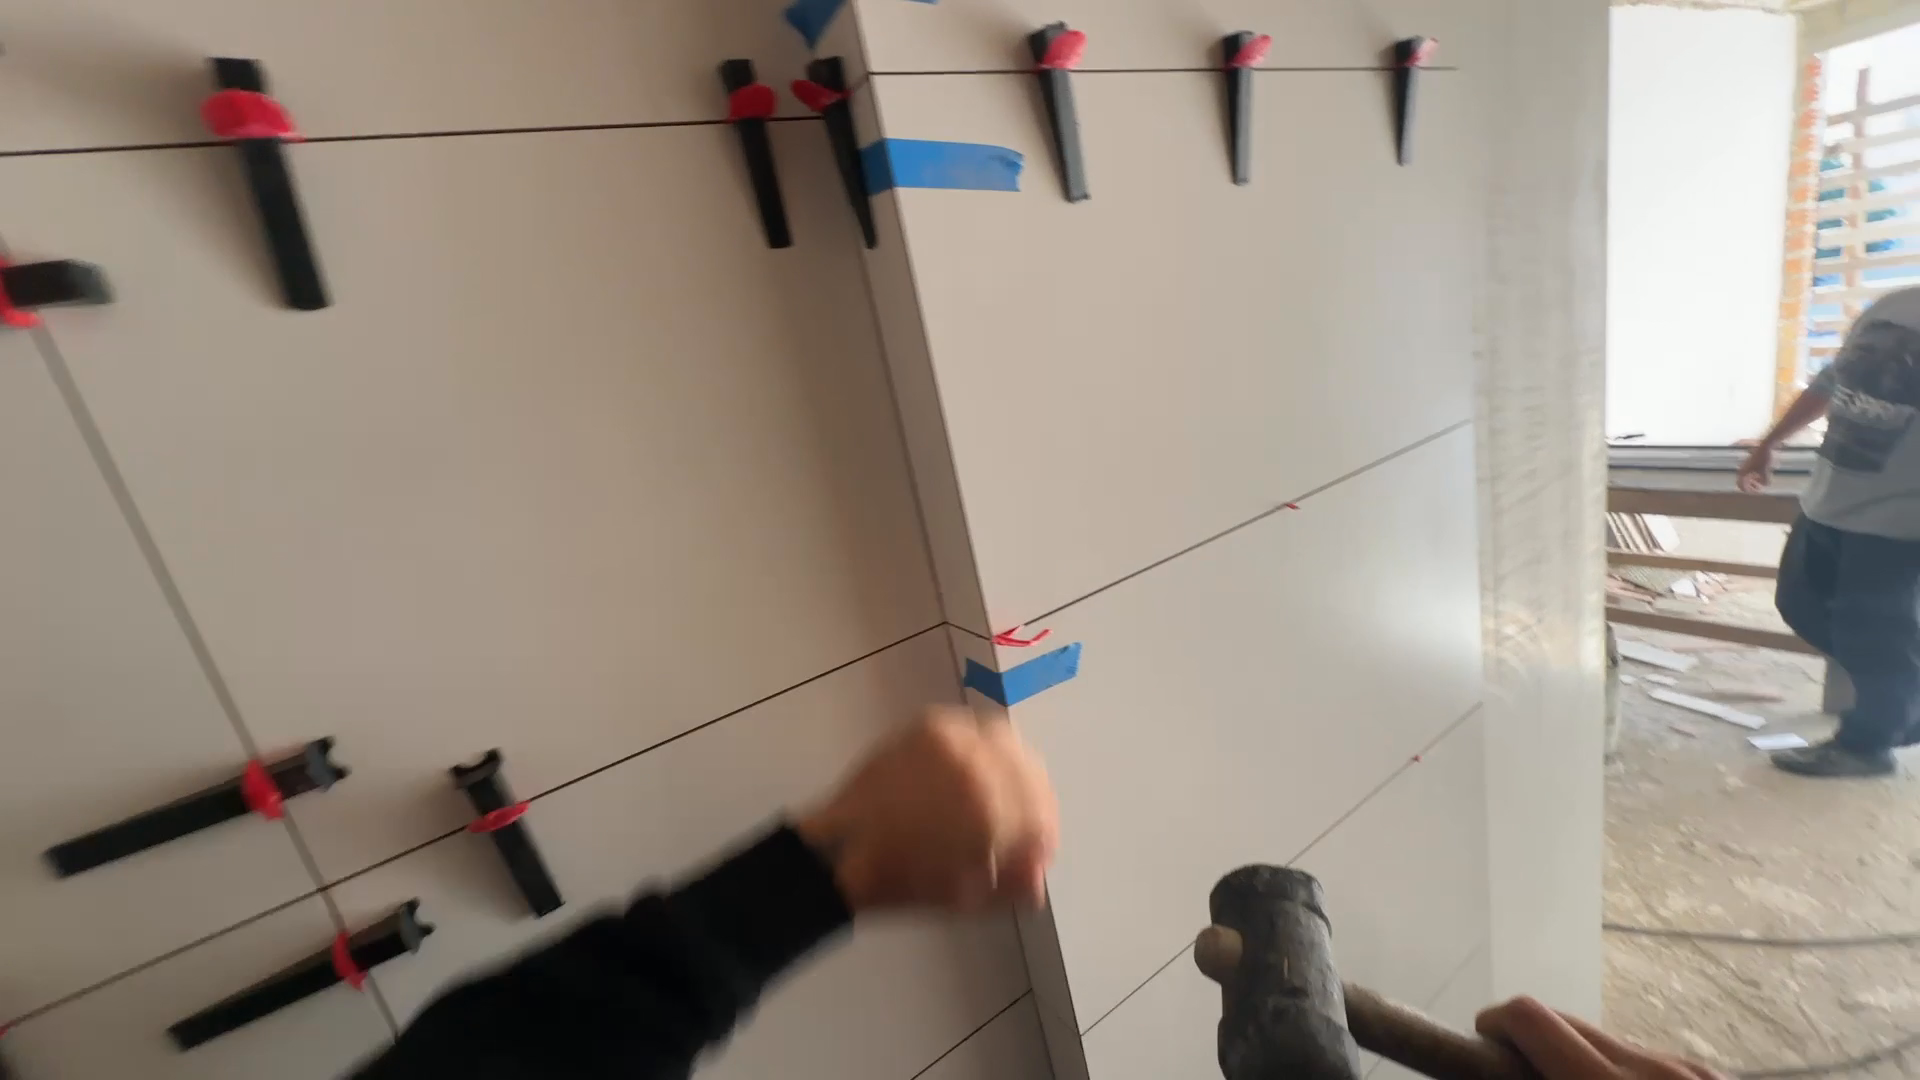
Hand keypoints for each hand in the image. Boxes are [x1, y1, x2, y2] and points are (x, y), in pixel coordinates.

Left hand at [797, 707, 1057, 914]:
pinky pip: (974, 727)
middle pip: (1030, 770)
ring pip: (1006, 741)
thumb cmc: (904, 880)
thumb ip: (1013, 884)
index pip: (1040, 812)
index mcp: (989, 811)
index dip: (1047, 834)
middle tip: (1031, 820)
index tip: (1040, 849)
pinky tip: (981, 766)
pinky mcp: (929, 725)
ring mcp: (951, 739)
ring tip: (1009, 791)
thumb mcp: (966, 898)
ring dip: (1015, 768)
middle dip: (1037, 798)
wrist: (842, 850)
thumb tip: (1040, 873)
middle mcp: (975, 765)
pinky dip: (986, 746)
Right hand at [1477, 998, 1728, 1079]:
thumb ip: (1540, 1078)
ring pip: (1607, 1040)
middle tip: (1531, 1075)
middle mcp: (1655, 1069)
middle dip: (1535, 1042)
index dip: (1493, 1023)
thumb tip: (1498, 1064)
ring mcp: (1697, 1072)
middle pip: (1563, 1020)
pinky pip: (1651, 1059)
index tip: (1486, 1048)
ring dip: (1584, 1059)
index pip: (1527, 1016)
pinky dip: (1629, 1073)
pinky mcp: (1720, 1077)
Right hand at [1736, 441, 1773, 492]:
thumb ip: (1765, 479)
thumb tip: (1765, 485)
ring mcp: (1746, 467)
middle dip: (1750, 486)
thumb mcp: (1766, 470)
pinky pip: (1751, 473)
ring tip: (1761, 484)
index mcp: (1742, 473)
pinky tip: (1762, 476)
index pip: (1741, 485)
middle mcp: (1742, 470)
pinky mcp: (1751, 463)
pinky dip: (1755, 476)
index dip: (1748, 490)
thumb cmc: (1764, 459)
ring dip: (1753, 482)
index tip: (1755, 492)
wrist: (1765, 447)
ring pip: (1747, 477)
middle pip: (1743, 482)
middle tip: (1758, 489)